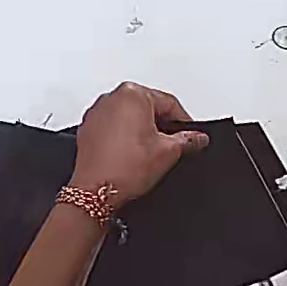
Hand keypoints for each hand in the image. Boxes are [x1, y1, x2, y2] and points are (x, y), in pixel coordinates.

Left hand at [70, 82, 208, 205]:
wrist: (95, 191)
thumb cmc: (123, 169)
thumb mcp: (168, 152)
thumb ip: (188, 140)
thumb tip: (198, 138)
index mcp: (133, 94)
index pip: (169, 102)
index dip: (184, 122)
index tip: (189, 135)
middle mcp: (112, 97)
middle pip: (148, 106)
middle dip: (161, 125)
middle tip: (170, 146)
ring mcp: (97, 112)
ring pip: (129, 116)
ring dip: (142, 130)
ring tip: (148, 153)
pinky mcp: (88, 128)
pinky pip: (113, 126)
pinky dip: (123, 137)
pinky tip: (130, 155)